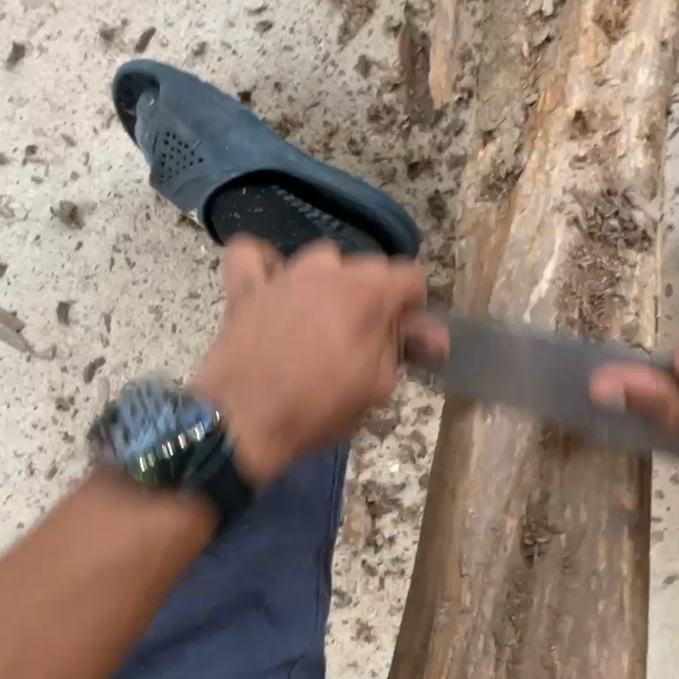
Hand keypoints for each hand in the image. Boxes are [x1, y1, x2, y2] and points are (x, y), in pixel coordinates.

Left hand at [192, 238, 429, 484]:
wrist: (242, 423)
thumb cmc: (317, 409)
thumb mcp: (376, 387)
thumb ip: (404, 349)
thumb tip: (436, 336)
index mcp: (366, 293)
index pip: (409, 276)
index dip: (413, 306)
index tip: (405, 335)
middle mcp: (327, 271)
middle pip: (367, 267)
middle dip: (374, 296)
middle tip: (366, 338)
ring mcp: (283, 275)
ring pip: (319, 259)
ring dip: (329, 282)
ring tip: (322, 318)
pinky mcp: (243, 288)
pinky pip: (250, 255)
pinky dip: (264, 266)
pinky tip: (272, 286)